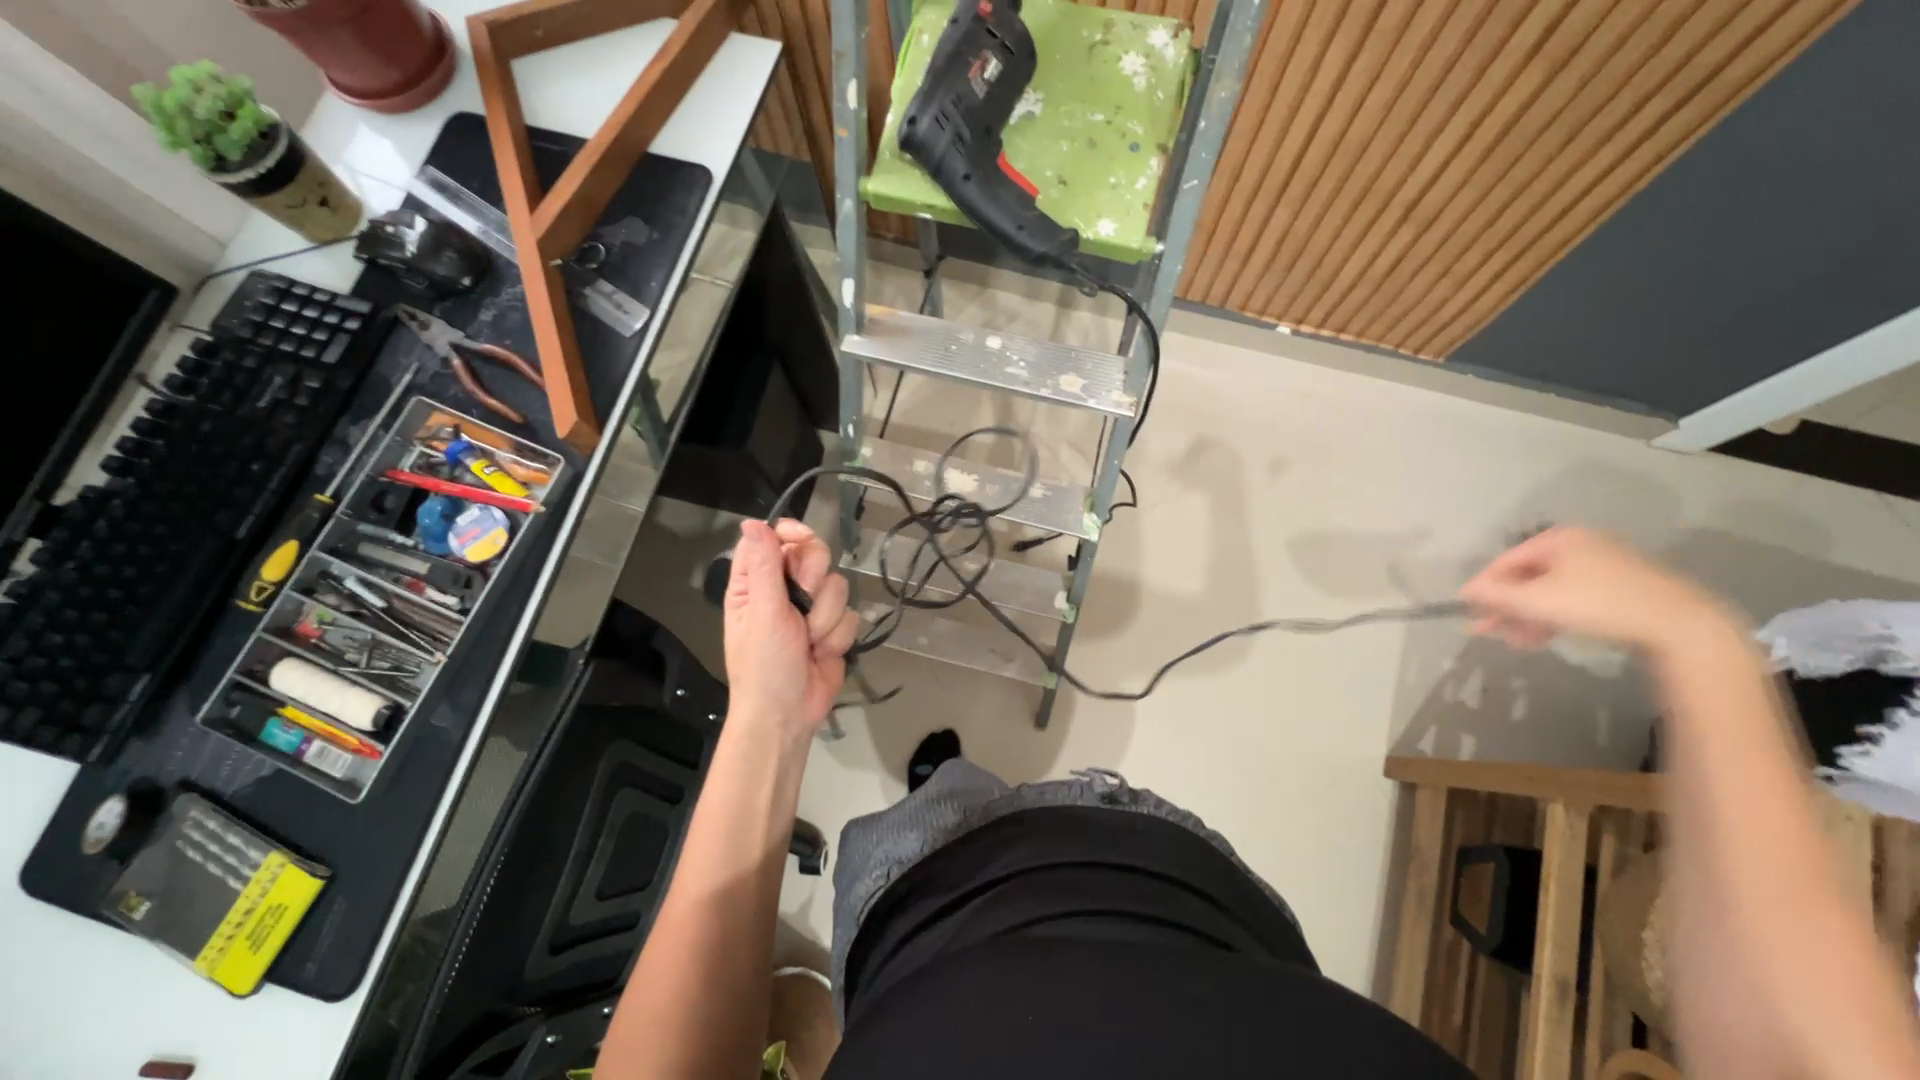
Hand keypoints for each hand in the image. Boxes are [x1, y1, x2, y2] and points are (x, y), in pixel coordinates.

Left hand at [723, 519, 858, 738]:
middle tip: (800, 607)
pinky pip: (848, 614)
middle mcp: (783, 590)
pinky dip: (836, 636)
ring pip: (837, 585)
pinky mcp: (832, 628)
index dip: (791, 533)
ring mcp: (811, 609)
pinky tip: (821, 654)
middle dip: (814, 582)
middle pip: (813, 555)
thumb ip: (765, 565)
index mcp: (755, 582)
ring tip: (808, 643)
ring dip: (825, 618)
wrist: (787, 714)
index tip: (803, 539)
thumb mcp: (762, 612)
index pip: (774, 538)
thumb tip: (753, 522)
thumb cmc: (764, 665)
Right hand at [1459, 526, 1738, 653]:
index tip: (1469, 612)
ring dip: (1529, 615)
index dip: (1484, 587)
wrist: (1679, 623)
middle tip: (1490, 632)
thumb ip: (1496, 595)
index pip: (1505, 561)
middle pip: (1528, 576)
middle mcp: (1579, 544)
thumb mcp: (1538, 601)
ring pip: (1550, 590)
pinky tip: (1546, 635)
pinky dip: (1554, 615)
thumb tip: (1464, 591)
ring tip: (1518, 641)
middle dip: (1508, 606)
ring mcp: (1603, 564)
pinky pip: (1573, 597)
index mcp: (1558, 538)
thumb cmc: (1599, 604)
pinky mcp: (1621, 586)